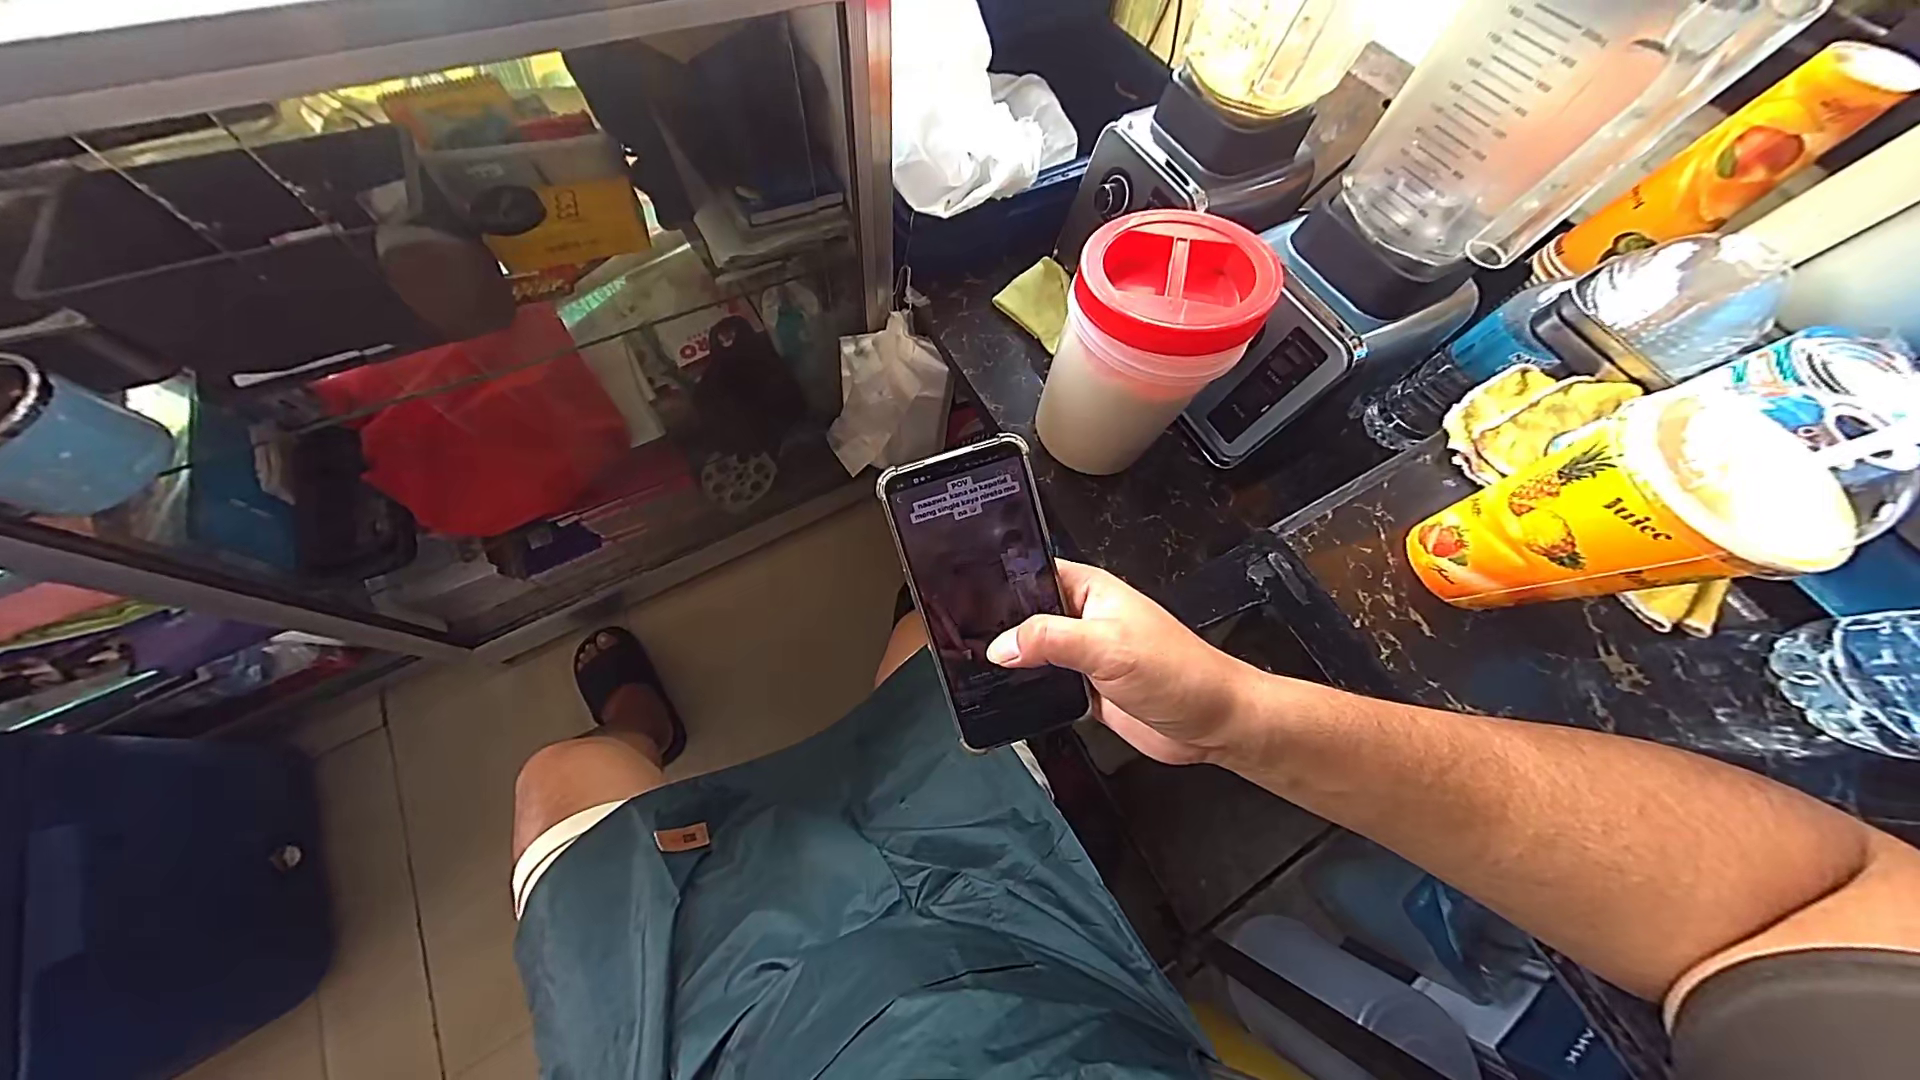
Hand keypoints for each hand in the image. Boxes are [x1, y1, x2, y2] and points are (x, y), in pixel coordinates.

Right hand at [988, 560, 1258, 764]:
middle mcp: (1083, 617)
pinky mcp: (1084, 684)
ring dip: (1013, 659)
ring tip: (977, 665)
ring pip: (1032, 649)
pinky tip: (1008, 692)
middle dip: (1000, 625)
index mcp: (1090, 589)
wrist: (1213, 724)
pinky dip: (1027, 686)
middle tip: (965, 636)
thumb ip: (1051, 640)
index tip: (966, 594)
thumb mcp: (1109, 647)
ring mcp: (1083, 652)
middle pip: (1026, 613)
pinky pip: (1044, 680)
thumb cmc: (1182, 672)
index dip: (1000, 581)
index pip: (1032, 572)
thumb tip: (1003, 645)